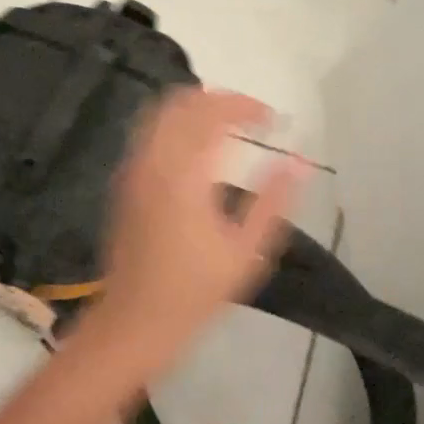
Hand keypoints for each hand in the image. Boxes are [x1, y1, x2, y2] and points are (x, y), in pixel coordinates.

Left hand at [92, 87, 308, 353]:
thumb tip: (300, 160)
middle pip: (179, 103)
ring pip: (159, 115)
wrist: (132, 323)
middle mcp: (151, 163)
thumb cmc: (193, 294)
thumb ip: (274, 200)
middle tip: (251, 116)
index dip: (245, 106)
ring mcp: (131, 172)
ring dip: (194, 111)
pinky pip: (148, 136)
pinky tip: (198, 152)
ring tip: (228, 128)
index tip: (273, 118)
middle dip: (217, 99)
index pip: (212, 113)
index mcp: (183, 175)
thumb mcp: (246, 252)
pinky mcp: (123, 186)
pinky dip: (175, 127)